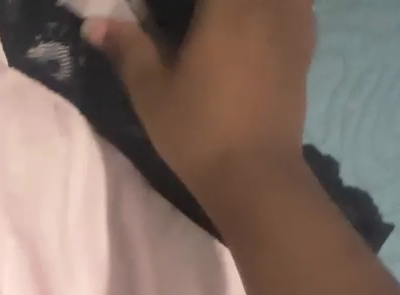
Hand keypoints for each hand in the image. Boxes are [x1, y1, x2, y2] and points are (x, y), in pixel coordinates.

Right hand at [87, 0, 316, 205]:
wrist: (254, 173)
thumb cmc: (197, 132)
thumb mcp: (151, 93)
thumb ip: (128, 49)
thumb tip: (93, 24)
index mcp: (227, 3)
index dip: (175, 4)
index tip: (160, 14)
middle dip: (206, 7)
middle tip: (184, 22)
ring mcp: (294, 13)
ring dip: (240, 7)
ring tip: (218, 23)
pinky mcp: (306, 38)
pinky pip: (292, 1)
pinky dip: (270, 7)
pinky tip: (253, 25)